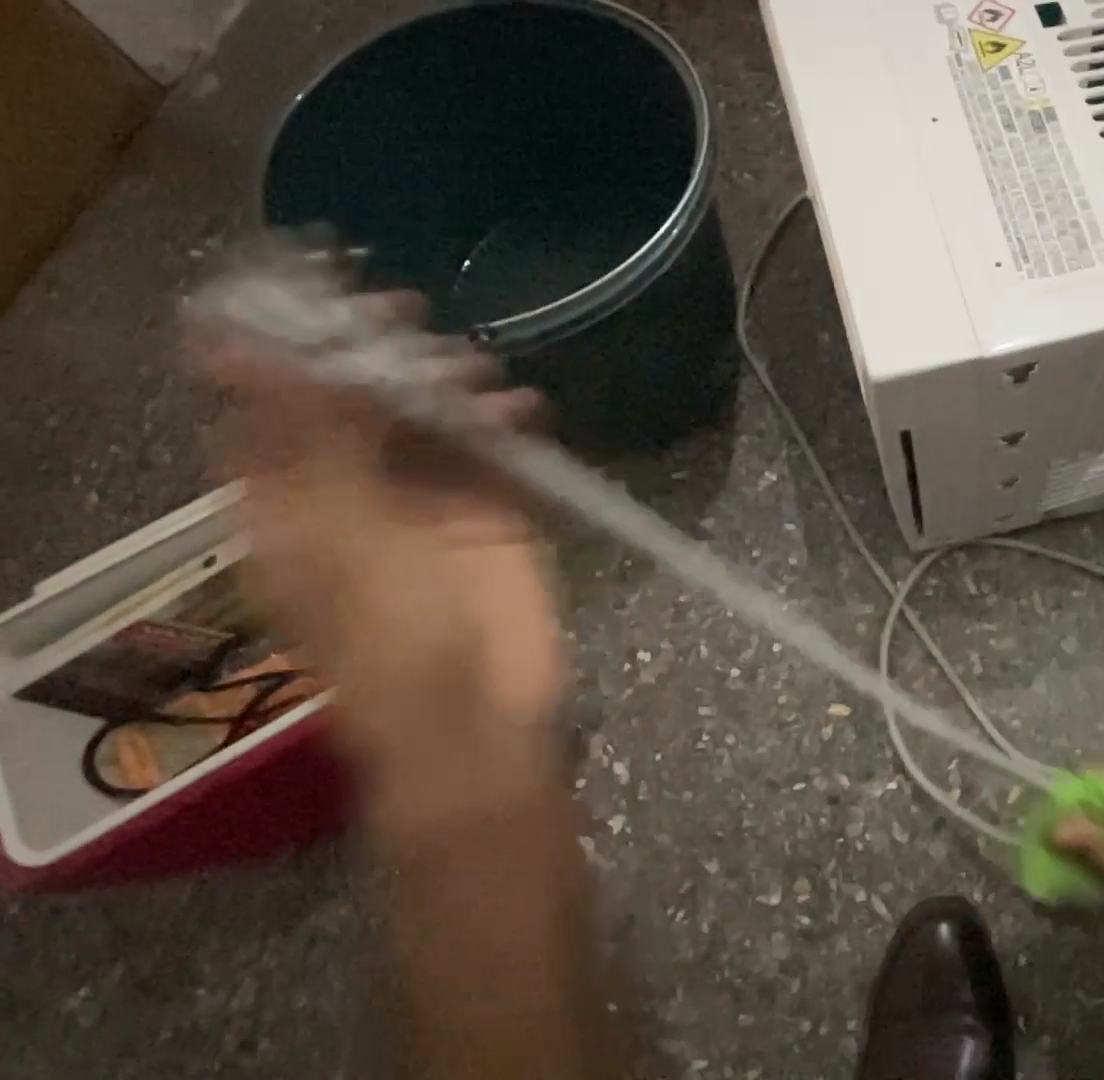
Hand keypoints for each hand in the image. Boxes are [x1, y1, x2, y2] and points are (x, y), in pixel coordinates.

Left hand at [188, 293, 565, 819]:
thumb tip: (256, 347)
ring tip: (474, 366)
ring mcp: (432, 504)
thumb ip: (313, 441)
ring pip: (432, 422)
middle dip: (375, 354)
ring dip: (449, 386)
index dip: (273, 347)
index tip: (300, 289)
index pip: (262, 407)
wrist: (480, 710)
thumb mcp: (340, 535)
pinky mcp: (498, 517)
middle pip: (355, 402)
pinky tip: (523, 408)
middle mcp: (357, 491)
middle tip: (401, 310)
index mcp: (292, 501)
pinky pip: (500, 456)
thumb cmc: (390, 638)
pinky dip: (511, 426)